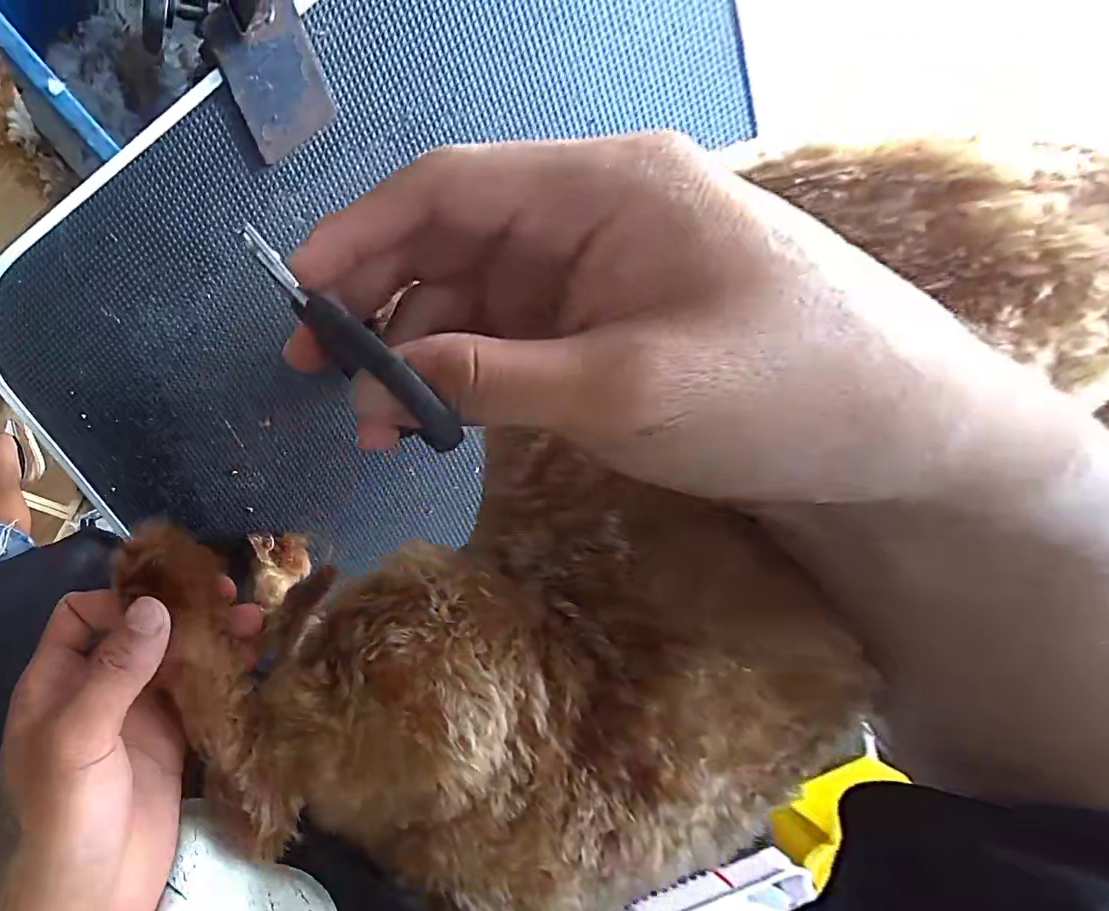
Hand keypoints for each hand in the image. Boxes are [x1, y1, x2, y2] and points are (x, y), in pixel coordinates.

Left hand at [0, 587, 259, 910]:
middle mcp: (96, 693)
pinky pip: (197, 702)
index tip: (169, 600)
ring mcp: (136, 724)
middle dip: (179, 613)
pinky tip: (253, 666)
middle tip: (229, 598)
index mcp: (56, 681)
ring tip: (254, 624)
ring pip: (173, 665)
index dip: (121, 599)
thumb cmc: (58, 826)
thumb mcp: (76, 742)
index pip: (82, 614)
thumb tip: (153, 605)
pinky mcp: (170, 753)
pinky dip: (222, 681)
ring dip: (209, 643)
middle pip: (138, 634)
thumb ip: (113, 673)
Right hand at [284, 133, 1082, 507]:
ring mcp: (567, 279)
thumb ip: (484, 379)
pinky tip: (415, 425)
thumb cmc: (779, 391)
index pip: (444, 188)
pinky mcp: (567, 329)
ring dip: (398, 358)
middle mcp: (571, 221)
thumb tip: (371, 390)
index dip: (356, 233)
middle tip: (310, 370)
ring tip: (372, 427)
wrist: (889, 447)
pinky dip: (436, 381)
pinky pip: (475, 344)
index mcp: (594, 190)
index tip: (296, 291)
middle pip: (433, 244)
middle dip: (365, 305)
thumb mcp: (619, 387)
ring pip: (446, 302)